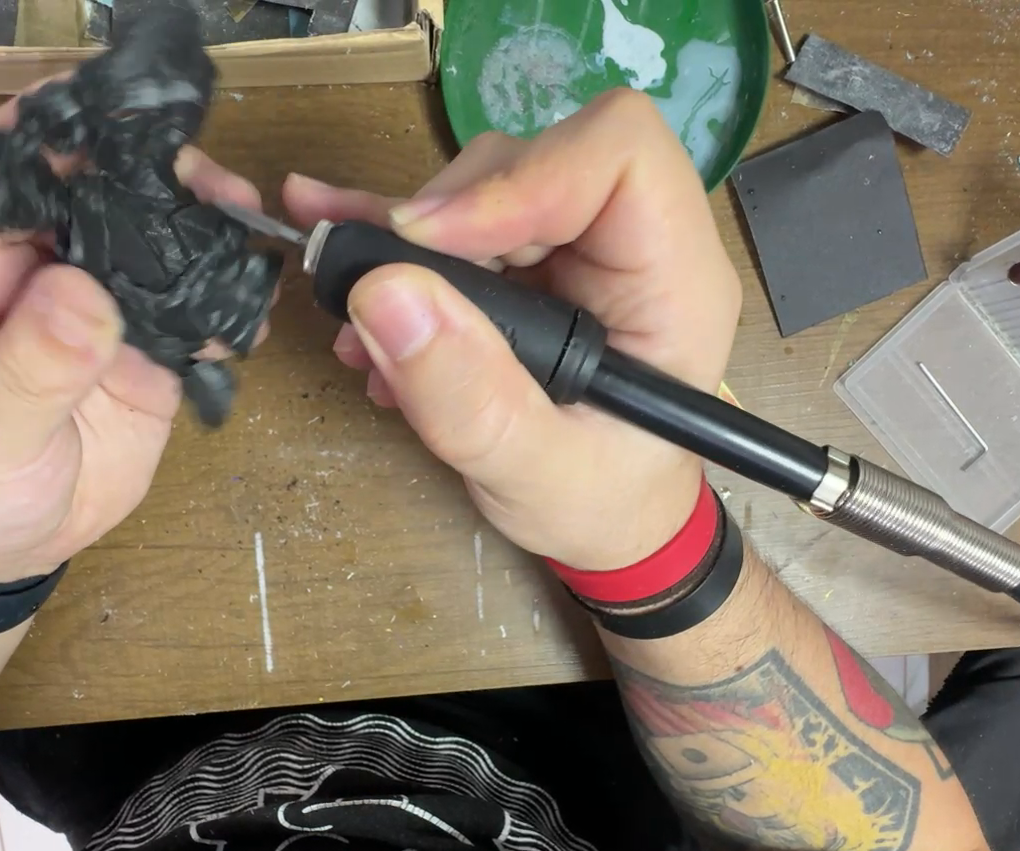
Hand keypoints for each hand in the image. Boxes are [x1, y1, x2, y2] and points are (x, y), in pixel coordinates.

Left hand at [0, 98, 267, 584]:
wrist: (6, 548)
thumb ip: (32, 364)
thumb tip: (87, 293)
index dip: (51, 136)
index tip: (117, 114)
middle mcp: (33, 273)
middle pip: (91, 197)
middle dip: (150, 178)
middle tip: (211, 184)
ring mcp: (97, 313)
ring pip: (152, 250)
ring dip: (201, 236)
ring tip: (248, 232)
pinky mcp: (145, 353)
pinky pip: (190, 317)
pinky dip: (224, 311)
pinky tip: (252, 317)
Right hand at [283, 89, 741, 570]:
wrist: (608, 524)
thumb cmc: (600, 506)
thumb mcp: (536, 473)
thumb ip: (472, 401)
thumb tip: (384, 295)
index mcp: (673, 282)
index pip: (617, 157)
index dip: (515, 180)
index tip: (424, 242)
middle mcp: (629, 246)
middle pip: (534, 161)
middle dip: (442, 221)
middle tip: (375, 292)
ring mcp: (575, 252)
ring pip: (484, 189)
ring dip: (405, 243)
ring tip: (355, 313)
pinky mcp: (530, 268)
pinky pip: (460, 229)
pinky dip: (397, 248)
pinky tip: (346, 269)